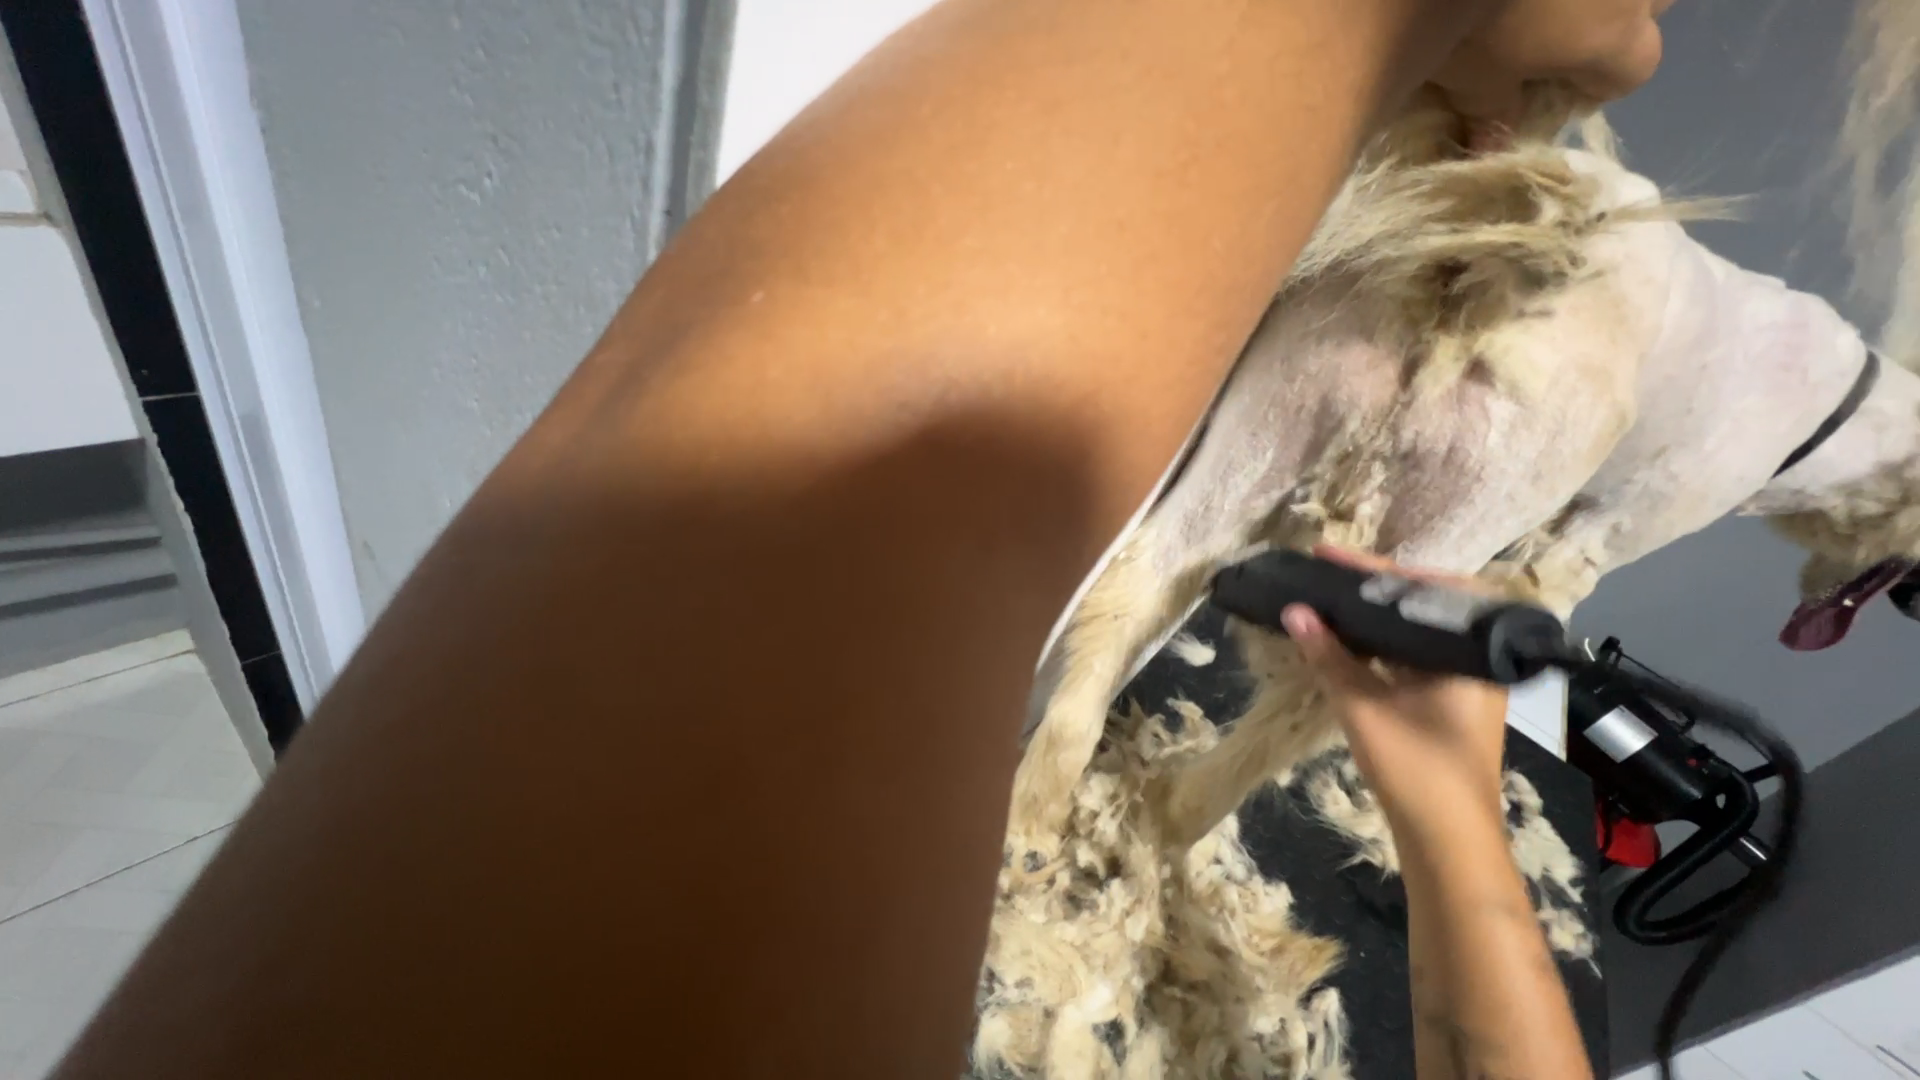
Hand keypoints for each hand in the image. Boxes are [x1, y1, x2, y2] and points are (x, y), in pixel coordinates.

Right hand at [1282, 546, 1509, 835]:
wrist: (1447, 840)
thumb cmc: (1416, 768)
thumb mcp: (1364, 708)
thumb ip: (1329, 657)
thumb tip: (1295, 612)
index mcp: (1471, 655)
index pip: (1428, 589)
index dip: (1377, 570)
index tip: (1333, 556)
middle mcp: (1475, 662)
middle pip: (1427, 606)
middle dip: (1377, 588)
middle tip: (1330, 572)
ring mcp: (1465, 684)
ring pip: (1419, 632)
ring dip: (1379, 615)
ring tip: (1335, 597)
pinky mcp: (1450, 704)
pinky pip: (1415, 656)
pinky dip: (1383, 642)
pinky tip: (1351, 638)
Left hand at [1436, 0, 1673, 134]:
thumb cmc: (1474, 19)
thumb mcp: (1472, 77)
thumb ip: (1490, 113)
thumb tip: (1493, 152)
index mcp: (1619, 34)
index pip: (1633, 73)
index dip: (1594, 86)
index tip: (1552, 90)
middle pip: (1653, 5)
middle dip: (1614, 19)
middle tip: (1555, 29)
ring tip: (1549, 2)